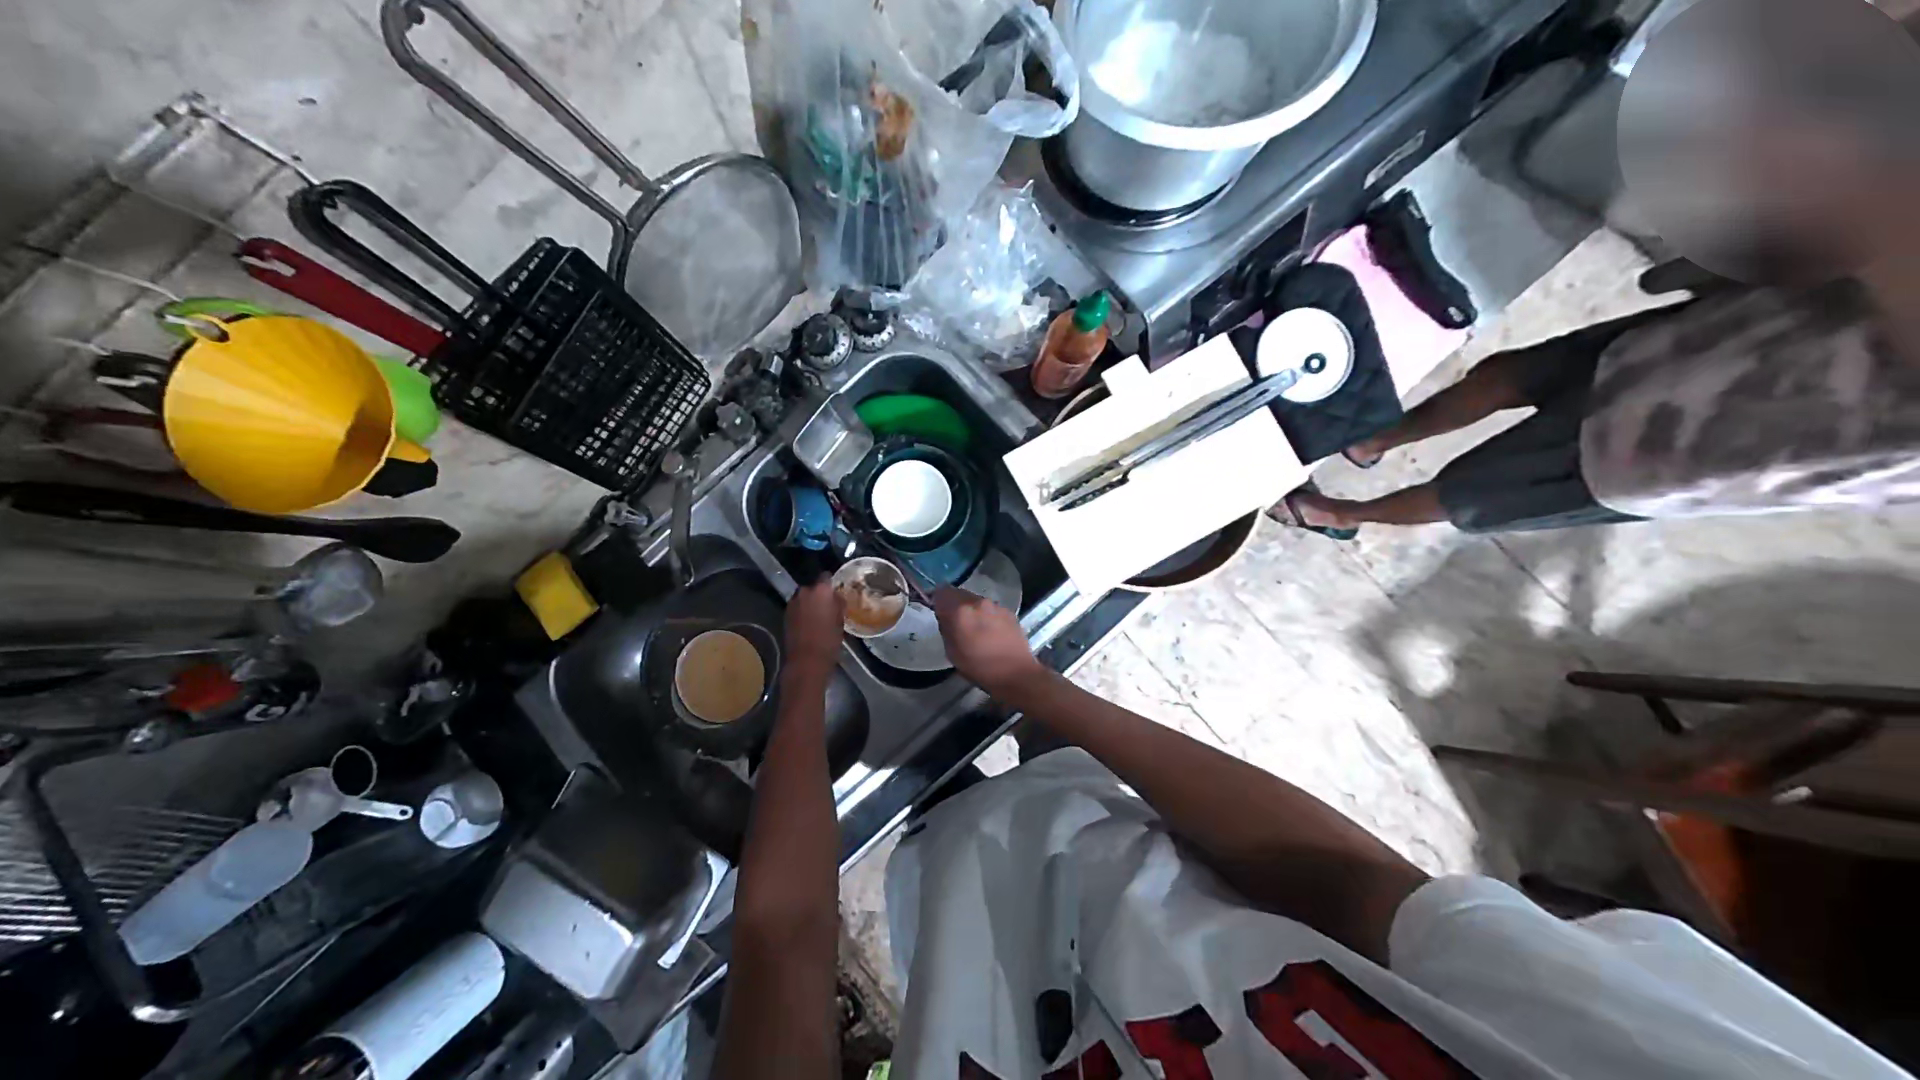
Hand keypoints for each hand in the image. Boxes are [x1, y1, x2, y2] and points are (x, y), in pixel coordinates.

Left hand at [784, 578, 844, 679]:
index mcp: (821, 591)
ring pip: (804, 597)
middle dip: (820, 594)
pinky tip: (809, 622)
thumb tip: (836, 597)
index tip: (836, 592)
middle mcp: (804, 592)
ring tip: (819, 615)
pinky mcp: (786, 613)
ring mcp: (792, 603)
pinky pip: (797, 607)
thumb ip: (837, 604)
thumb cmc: (829, 640)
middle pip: (814, 587)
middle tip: (829, 605)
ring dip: (810, 603)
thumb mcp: (840, 621)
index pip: (826, 577)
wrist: (806, 660)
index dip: (832, 584)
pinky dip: (803, 611)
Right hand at [933, 587, 1045, 694]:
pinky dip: (986, 615)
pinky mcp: (1008, 611)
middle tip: (956, 623)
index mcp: (960, 611)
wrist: (1016, 673)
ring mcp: (995, 605)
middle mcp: (977, 602)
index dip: (938, 601)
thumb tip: (945, 616)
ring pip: (976, 601)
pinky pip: (990, 608)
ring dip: (972, 610)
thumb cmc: (979, 667)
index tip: (939, 612)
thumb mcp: (951, 652)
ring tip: (975, 629)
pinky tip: (991, 632)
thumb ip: (946, 628)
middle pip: (959, 594)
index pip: (942, 592)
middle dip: (955, 605)